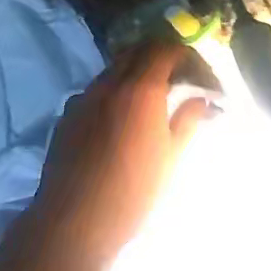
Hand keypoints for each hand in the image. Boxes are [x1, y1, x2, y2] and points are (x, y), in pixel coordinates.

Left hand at [23, 38, 212, 270]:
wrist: (74, 221)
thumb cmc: (132, 192)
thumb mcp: (171, 157)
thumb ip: (188, 120)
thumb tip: (203, 99)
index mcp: (140, 90)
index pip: (166, 49)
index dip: (189, 57)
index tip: (202, 78)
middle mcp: (109, 84)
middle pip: (138, 51)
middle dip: (163, 58)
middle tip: (182, 82)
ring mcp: (83, 97)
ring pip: (114, 69)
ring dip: (137, 73)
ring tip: (154, 101)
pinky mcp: (67, 115)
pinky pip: (96, 91)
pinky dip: (115, 92)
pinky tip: (122, 121)